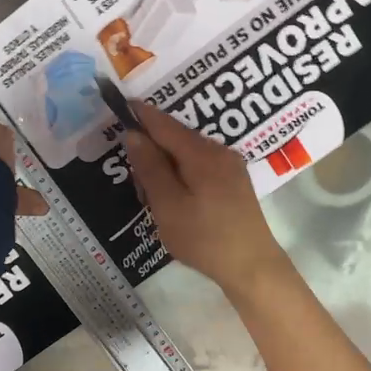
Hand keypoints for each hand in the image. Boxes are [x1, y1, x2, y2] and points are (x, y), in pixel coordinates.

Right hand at [121, 100, 287, 293]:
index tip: (120, 104)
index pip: (164, 124)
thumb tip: (133, 134)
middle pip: (176, 138)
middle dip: (150, 148)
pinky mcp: (232, 183)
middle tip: (133, 181)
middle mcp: (218, 152)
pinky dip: (178, 174)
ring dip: (163, 165)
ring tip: (149, 196)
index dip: (141, 115)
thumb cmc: (204, 237)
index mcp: (201, 154)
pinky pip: (197, 167)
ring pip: (186, 154)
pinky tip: (170, 197)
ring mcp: (229, 167)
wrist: (250, 266)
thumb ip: (150, 168)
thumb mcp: (167, 204)